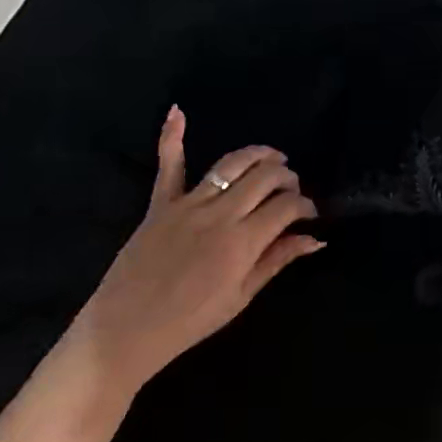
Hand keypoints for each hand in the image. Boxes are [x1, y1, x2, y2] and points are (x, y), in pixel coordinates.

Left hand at [71, 106, 323, 393]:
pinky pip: (169, 165)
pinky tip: (178, 112)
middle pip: (265, 177)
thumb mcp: (241, 296)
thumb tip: (315, 239)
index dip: (305, 205)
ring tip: (272, 157)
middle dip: (287, 176)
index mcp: (243, 242)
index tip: (309, 213)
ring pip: (231, 164)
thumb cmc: (190, 321)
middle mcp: (220, 214)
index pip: (287, 206)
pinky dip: (172, 137)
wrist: (126, 329)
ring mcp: (188, 204)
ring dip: (258, 154)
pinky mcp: (161, 203)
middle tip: (292, 188)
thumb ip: (277, 260)